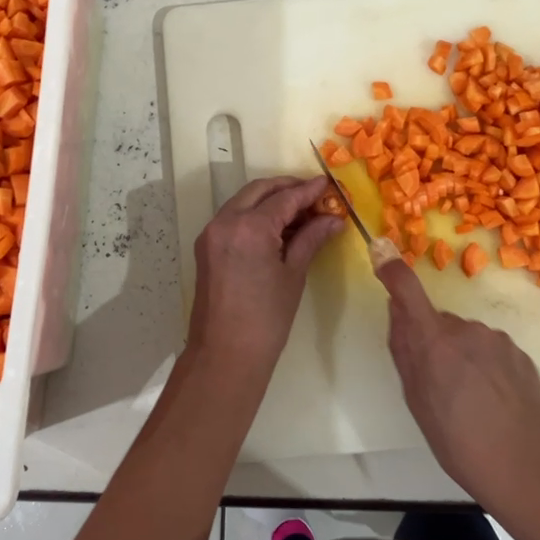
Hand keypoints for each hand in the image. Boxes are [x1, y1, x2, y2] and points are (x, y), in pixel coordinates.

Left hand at [188, 176, 344, 373]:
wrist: (224, 354)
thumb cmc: (266, 319)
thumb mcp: (293, 275)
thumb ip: (310, 239)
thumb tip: (332, 219)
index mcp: (249, 228)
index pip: (284, 198)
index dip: (309, 191)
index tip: (329, 185)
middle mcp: (225, 222)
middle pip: (260, 191)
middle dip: (287, 189)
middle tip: (315, 196)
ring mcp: (212, 233)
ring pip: (244, 202)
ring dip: (270, 201)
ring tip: (301, 212)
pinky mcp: (206, 246)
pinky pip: (233, 218)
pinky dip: (255, 215)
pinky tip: (278, 227)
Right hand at [378, 258, 539, 501]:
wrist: (529, 469)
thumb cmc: (460, 443)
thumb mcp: (417, 402)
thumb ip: (404, 352)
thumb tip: (397, 313)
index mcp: (434, 341)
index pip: (407, 291)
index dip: (392, 269)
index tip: (381, 253)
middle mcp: (466, 330)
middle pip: (437, 323)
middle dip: (432, 343)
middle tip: (435, 387)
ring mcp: (497, 340)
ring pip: (466, 338)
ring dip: (460, 358)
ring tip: (468, 403)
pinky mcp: (520, 354)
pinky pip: (490, 351)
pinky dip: (484, 368)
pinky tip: (492, 403)